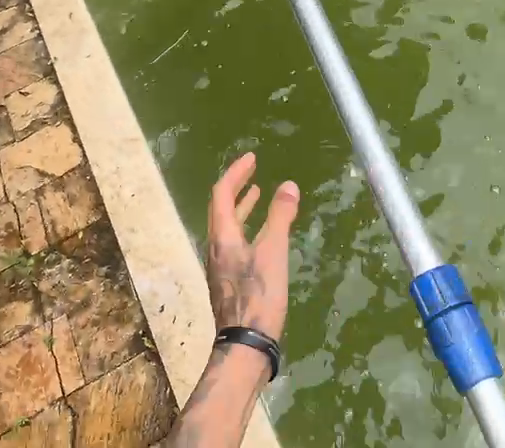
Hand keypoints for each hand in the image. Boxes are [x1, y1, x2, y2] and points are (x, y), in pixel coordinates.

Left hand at [205, 152, 298, 339]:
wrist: (245, 346)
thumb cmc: (259, 295)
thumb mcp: (274, 252)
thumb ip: (280, 217)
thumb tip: (288, 185)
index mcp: (222, 236)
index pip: (222, 193)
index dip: (236, 173)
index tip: (252, 158)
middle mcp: (216, 247)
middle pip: (222, 208)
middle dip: (237, 186)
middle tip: (254, 171)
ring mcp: (220, 266)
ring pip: (228, 226)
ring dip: (242, 207)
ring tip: (258, 195)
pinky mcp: (229, 281)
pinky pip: (234, 242)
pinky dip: (247, 226)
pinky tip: (262, 235)